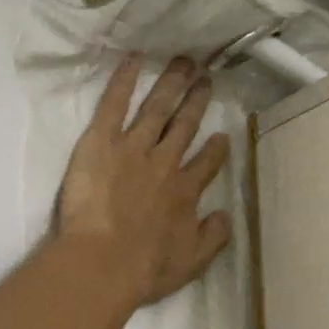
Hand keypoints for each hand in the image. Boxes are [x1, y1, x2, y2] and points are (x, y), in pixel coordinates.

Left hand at [55, 55, 233, 309]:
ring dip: (171, 84)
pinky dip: (124, 80)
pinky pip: (114, 104)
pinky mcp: (102, 142)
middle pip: (184, 126)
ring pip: (157, 109)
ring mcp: (134, 149)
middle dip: (196, 101)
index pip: (206, 163)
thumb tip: (226, 216)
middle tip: (206, 78)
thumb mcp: (192, 262)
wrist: (103, 262)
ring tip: (183, 62)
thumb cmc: (144, 269)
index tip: (220, 136)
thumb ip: (213, 237)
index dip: (215, 149)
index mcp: (186, 193)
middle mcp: (165, 164)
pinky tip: (134, 59)